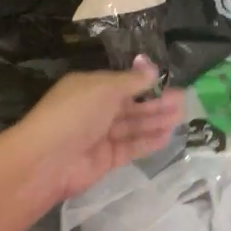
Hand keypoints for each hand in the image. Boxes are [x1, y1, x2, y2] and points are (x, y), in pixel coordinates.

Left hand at [10, 59, 184, 201]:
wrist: (46, 160)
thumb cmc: (74, 114)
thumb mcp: (104, 88)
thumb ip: (132, 81)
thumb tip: (153, 69)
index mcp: (91, 88)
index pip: (123, 83)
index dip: (147, 83)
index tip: (171, 83)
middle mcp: (95, 110)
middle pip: (131, 105)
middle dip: (156, 103)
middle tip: (184, 102)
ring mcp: (100, 136)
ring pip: (133, 126)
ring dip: (156, 121)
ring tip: (181, 117)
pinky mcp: (106, 159)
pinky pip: (131, 147)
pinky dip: (148, 142)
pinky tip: (168, 136)